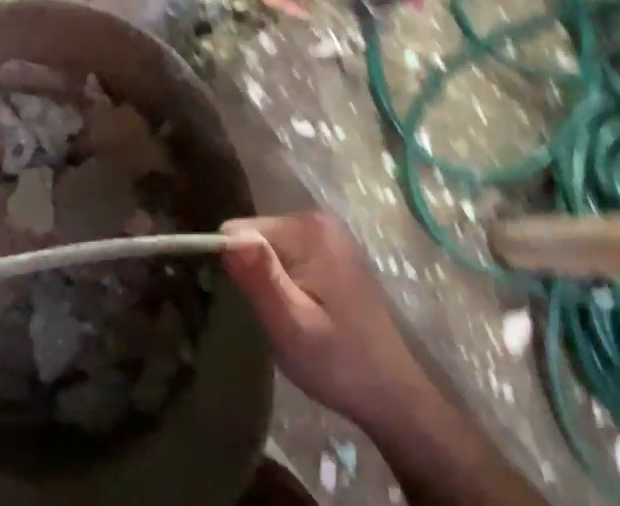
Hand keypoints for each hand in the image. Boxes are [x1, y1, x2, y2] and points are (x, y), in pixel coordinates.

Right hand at [220, 213, 432, 432]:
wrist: (393, 396)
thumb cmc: (340, 364)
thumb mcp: (290, 326)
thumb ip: (259, 278)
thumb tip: (226, 234)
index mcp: (309, 230)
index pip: (239, 231)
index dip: (237, 269)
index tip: (252, 304)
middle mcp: (319, 222)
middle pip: (253, 237)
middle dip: (254, 276)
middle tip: (275, 316)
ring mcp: (328, 238)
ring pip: (266, 250)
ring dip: (267, 284)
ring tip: (288, 318)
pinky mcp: (331, 255)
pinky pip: (285, 259)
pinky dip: (283, 285)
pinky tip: (301, 313)